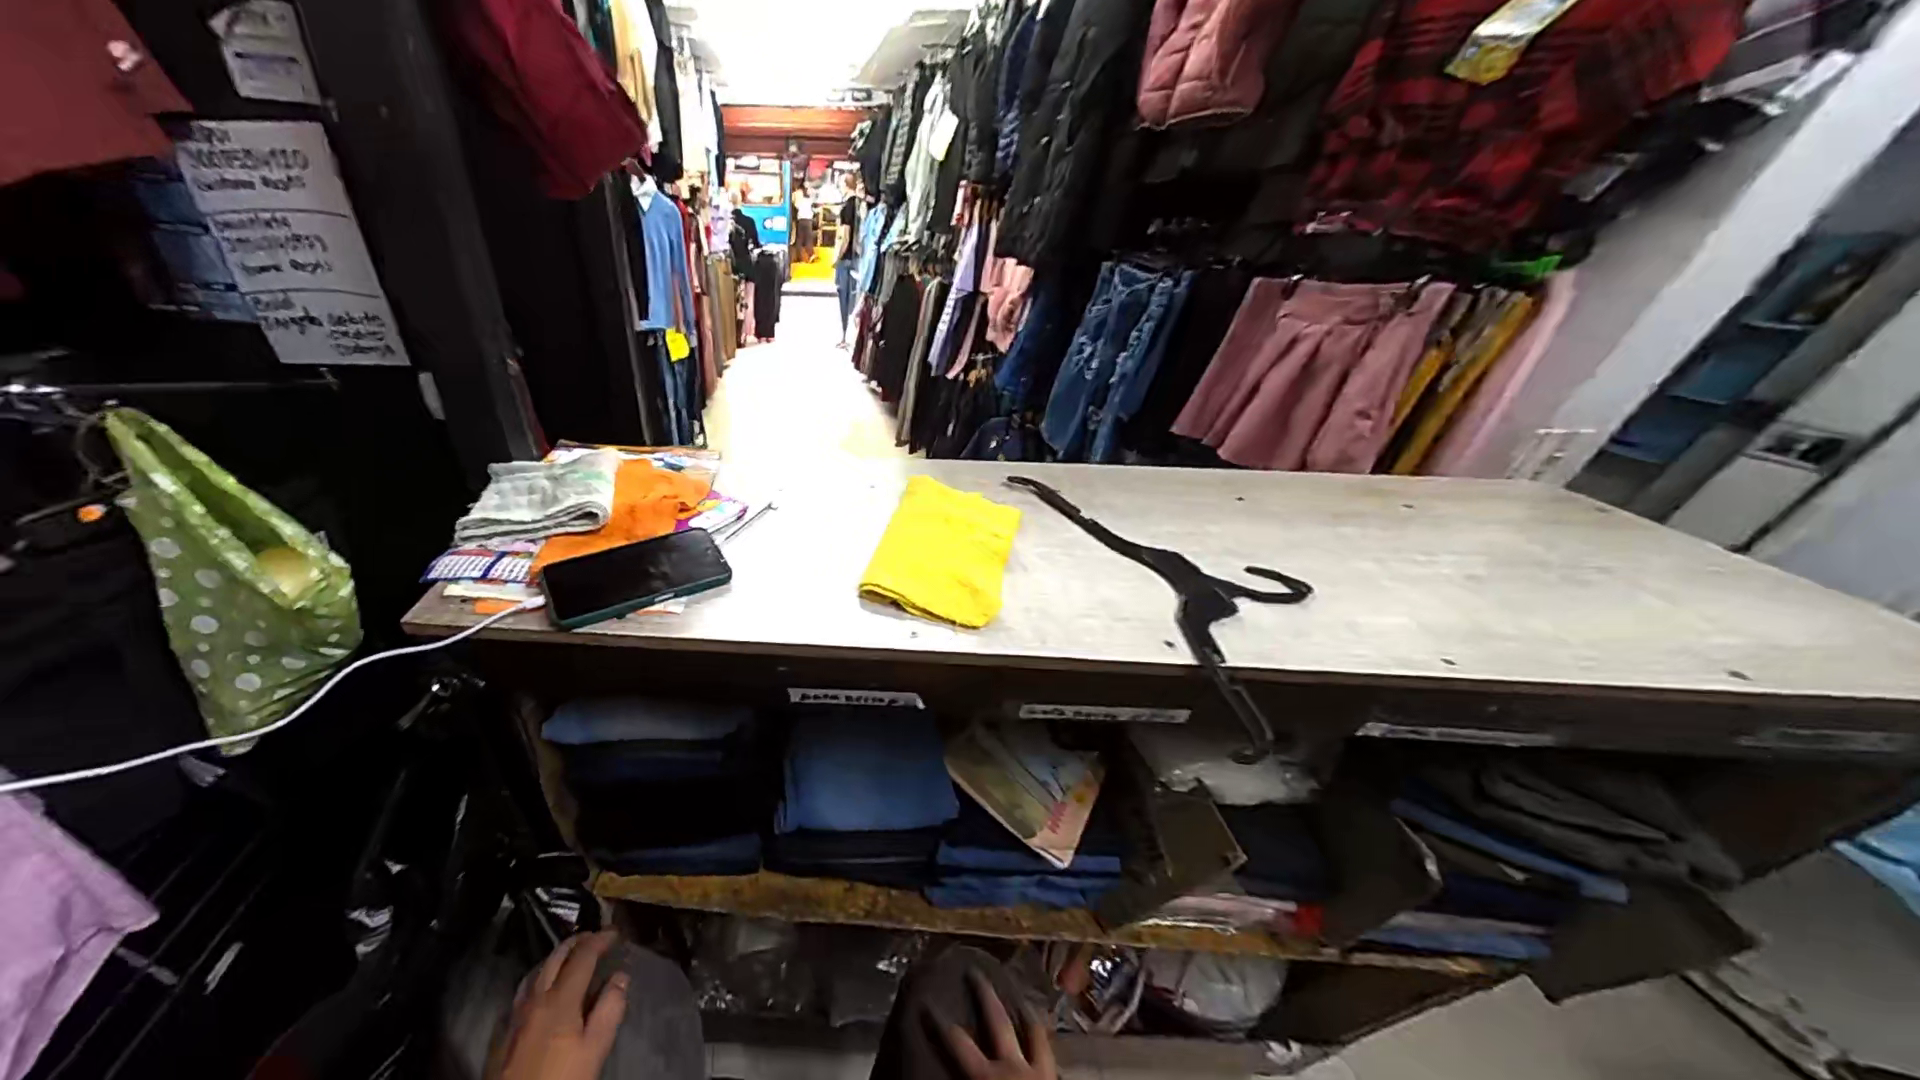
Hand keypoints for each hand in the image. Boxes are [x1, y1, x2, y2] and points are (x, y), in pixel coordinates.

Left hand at [488, 931, 628, 1079]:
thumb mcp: (595, 1049)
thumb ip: (610, 1009)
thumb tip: (620, 976)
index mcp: (560, 1000)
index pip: (582, 956)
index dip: (600, 939)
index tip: (615, 933)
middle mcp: (534, 1000)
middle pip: (555, 957)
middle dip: (577, 941)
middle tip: (595, 937)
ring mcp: (514, 1015)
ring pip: (535, 971)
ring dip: (556, 956)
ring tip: (572, 955)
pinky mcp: (503, 1032)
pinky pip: (522, 991)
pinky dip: (539, 977)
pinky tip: (545, 988)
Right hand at [938, 969, 1056, 1079]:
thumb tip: (936, 1076)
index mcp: (986, 1077)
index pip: (957, 1043)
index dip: (939, 1022)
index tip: (927, 1002)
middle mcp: (1013, 1066)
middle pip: (997, 1021)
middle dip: (984, 994)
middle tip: (975, 971)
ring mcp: (1039, 1071)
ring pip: (1033, 1030)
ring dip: (1024, 1011)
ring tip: (1019, 995)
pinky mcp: (1055, 1079)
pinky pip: (1049, 1051)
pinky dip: (1042, 1037)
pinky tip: (1040, 1032)